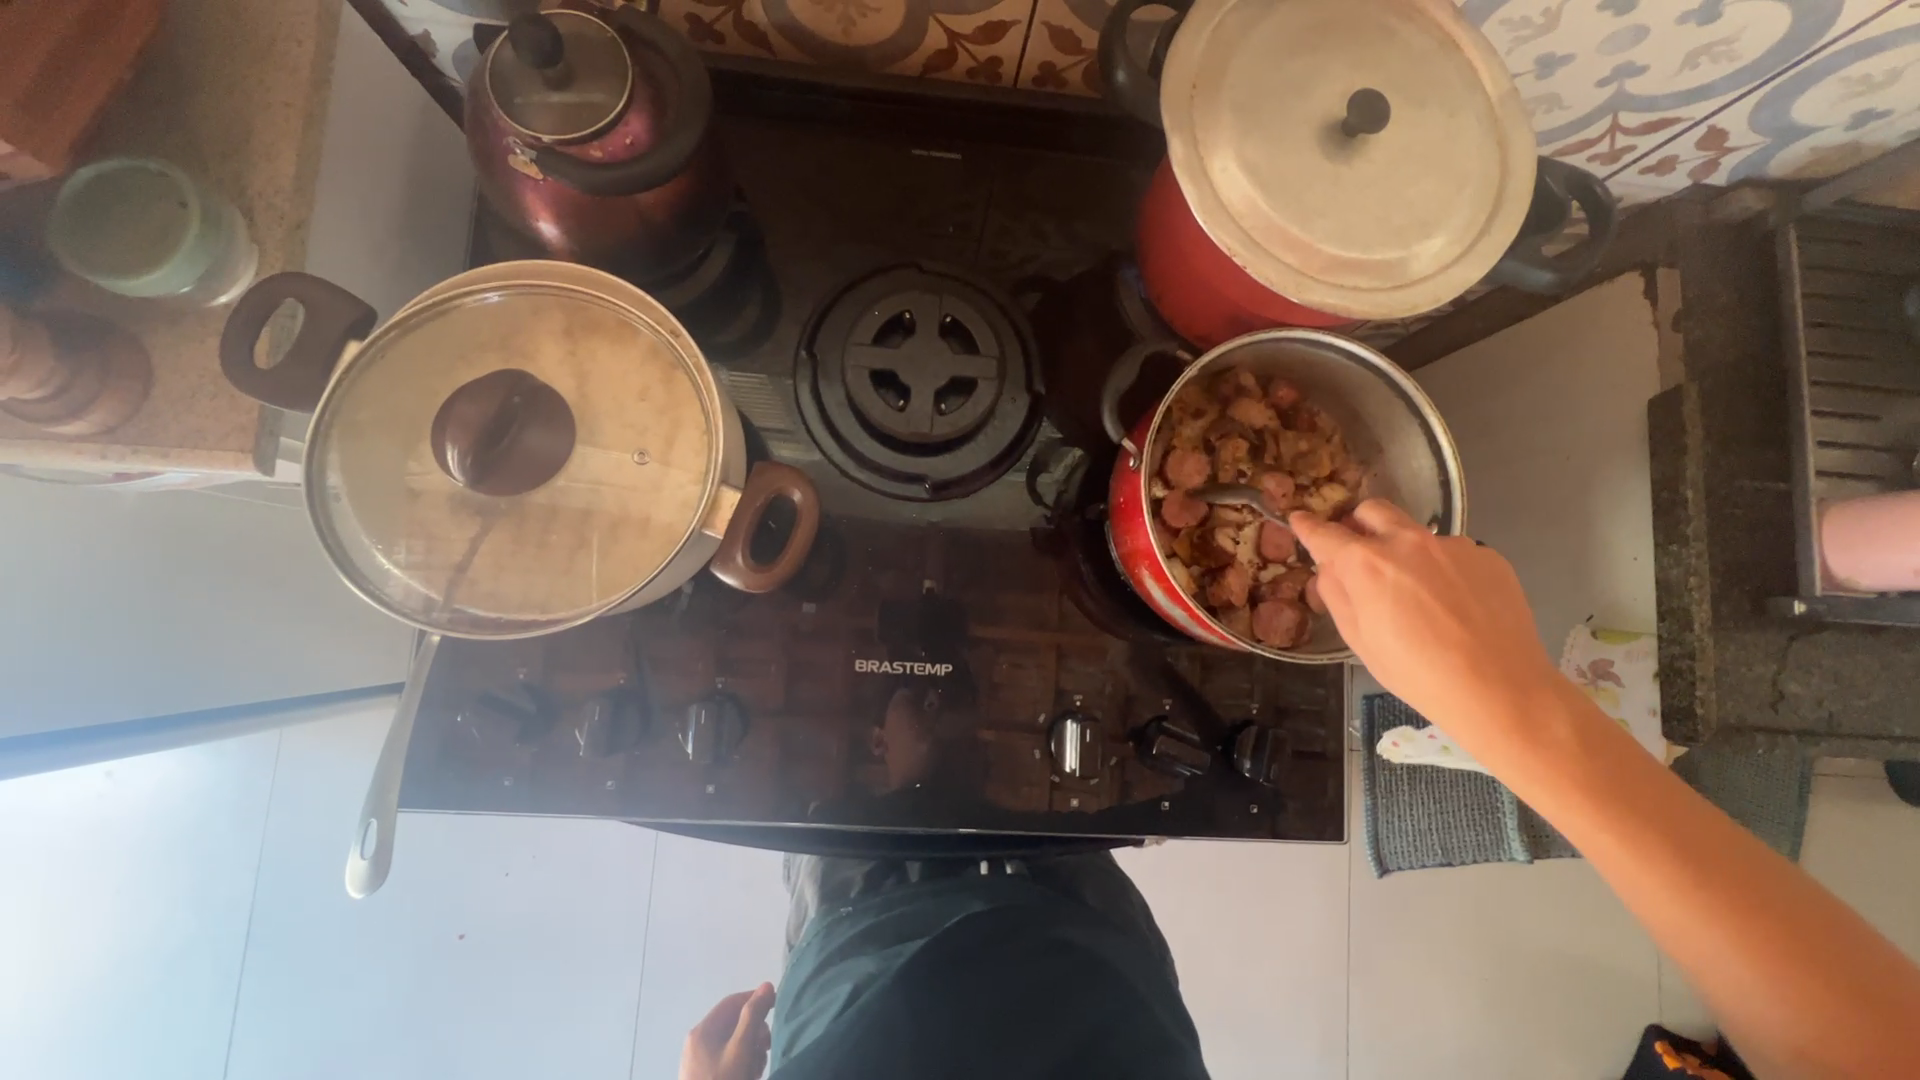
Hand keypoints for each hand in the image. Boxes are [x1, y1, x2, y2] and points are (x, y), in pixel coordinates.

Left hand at [679, 983, 775, 1079]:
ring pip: (731, 1042)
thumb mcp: (741, 1049)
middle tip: (767, 1046)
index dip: (755, 1000)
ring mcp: (698, 1061)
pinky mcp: (702, 1077)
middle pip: (732, 1023)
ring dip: (750, 1049)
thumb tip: (767, 985)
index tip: (776, 1008)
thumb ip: (753, 1016)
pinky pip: (726, 1059)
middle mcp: (697, 1042)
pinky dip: (741, 1063)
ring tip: (757, 1067)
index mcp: (702, 1031)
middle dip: (754, 1030)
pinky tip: (750, 1075)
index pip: (732, 1002)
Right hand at [1289, 500, 1562, 742]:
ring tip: (1417, 593)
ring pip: (1416, 534)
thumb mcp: (1358, 639)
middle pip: (1372, 510)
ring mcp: (1453, 545)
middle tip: (1358, 550)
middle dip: (1357, 523)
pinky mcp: (1487, 555)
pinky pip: (1452, 553)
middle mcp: (1407, 541)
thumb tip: (1331, 570)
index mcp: (1366, 563)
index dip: (1307, 526)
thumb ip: (1337, 595)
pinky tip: (1453, 605)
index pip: (1324, 533)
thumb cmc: (1415, 672)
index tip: (1299, 520)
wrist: (1498, 687)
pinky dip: (1442, 569)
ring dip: (1404, 550)